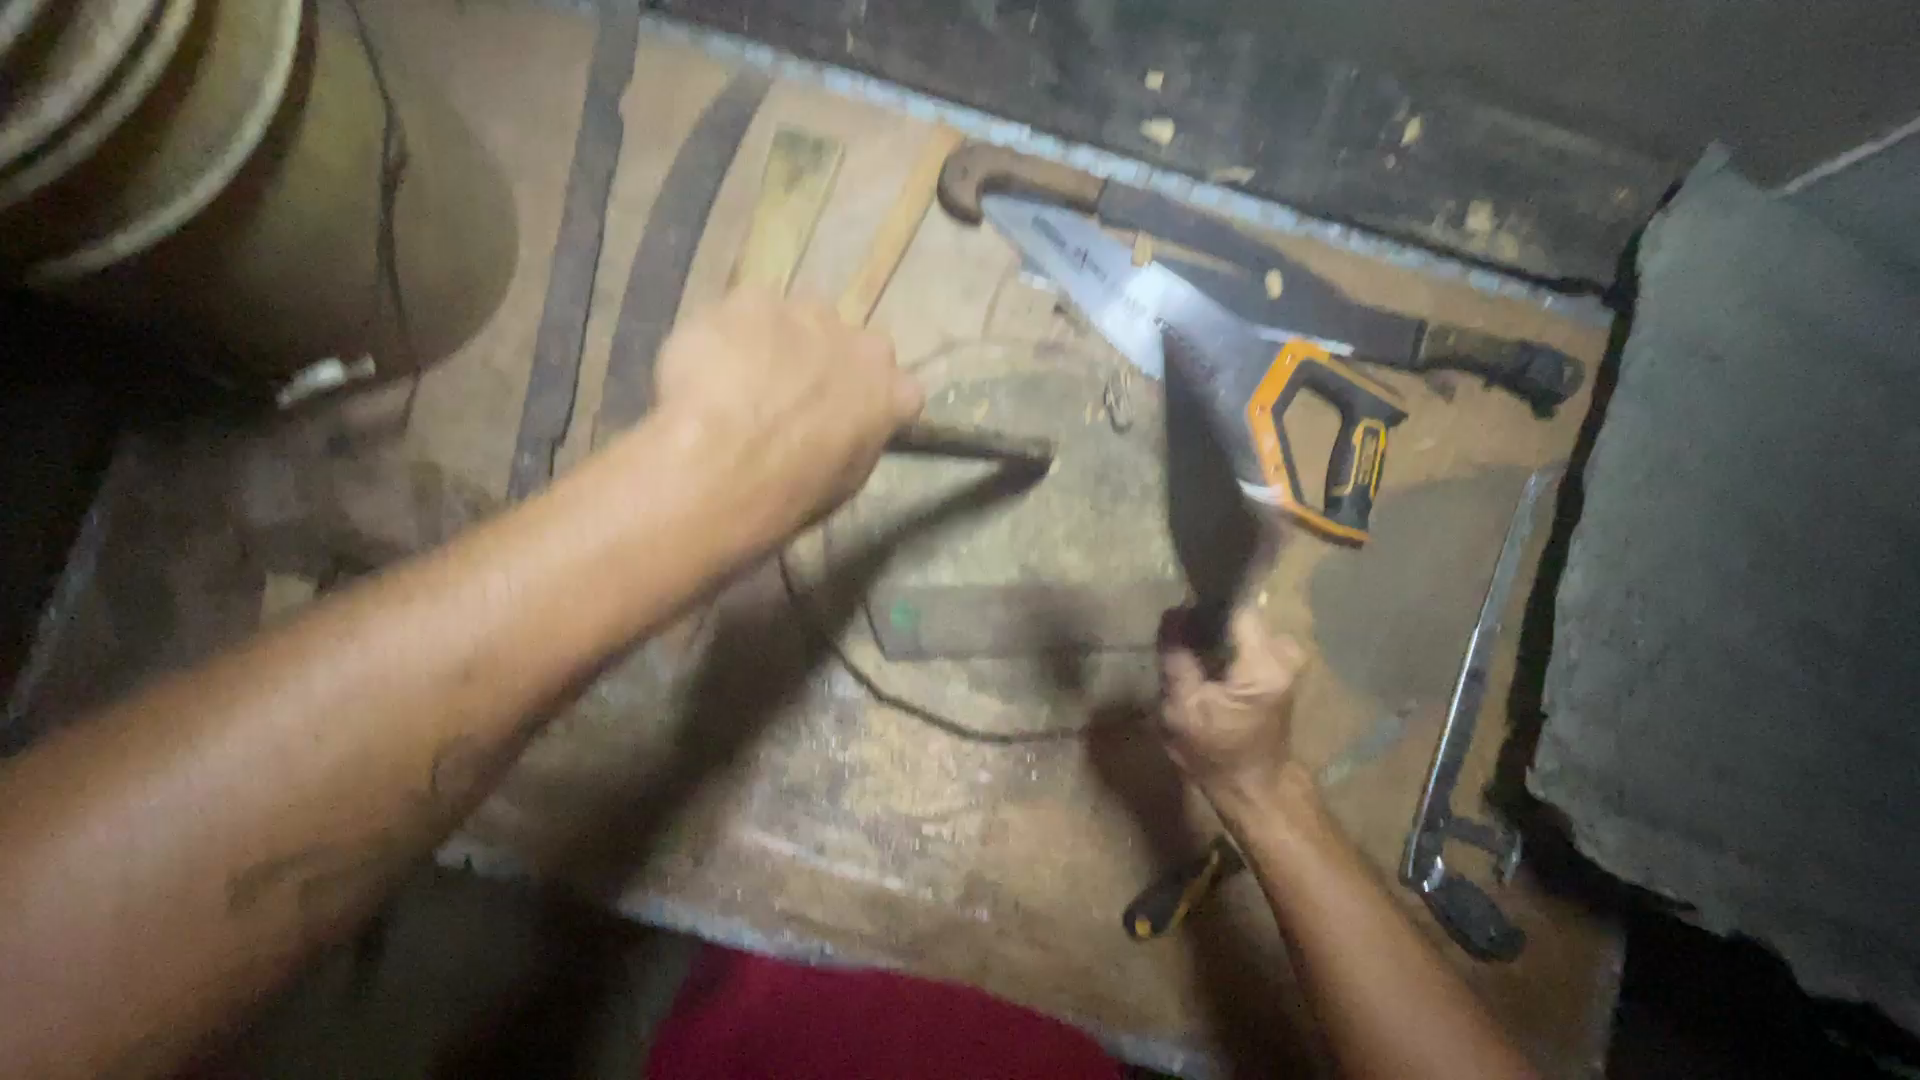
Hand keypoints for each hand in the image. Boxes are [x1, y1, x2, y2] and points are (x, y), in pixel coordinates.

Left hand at [652, 290, 922, 534]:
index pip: (899, 386)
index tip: (843, 413)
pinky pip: (746, 311)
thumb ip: (857, 439)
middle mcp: (862, 344)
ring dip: (780, 339)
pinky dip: (730, 332)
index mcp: (893, 393)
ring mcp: (809, 315)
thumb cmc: (791, 491)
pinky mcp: (754, 300)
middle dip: (827, 358)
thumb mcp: (845, 481)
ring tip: (743, 378)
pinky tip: (709, 365)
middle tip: (792, 393)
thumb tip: (846, 431)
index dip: (867, 396)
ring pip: (798, 318)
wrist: (724, 465)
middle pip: (850, 341)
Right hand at [1158, 607, 1306, 812]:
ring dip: (1213, 636)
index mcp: (1263, 664)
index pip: (1235, 606)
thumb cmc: (1215, 752)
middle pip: (1236, 614)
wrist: (1252, 786)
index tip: (1178, 613)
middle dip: (1204, 622)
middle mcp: (1285, 652)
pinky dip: (1225, 647)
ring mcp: (1287, 657)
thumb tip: (1173, 611)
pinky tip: (1208, 667)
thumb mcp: (1181, 708)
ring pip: (1239, 625)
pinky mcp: (1282, 664)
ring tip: (1190, 658)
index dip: (1203, 604)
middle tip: (1178, 644)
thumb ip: (1176, 655)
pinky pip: (1247, 638)